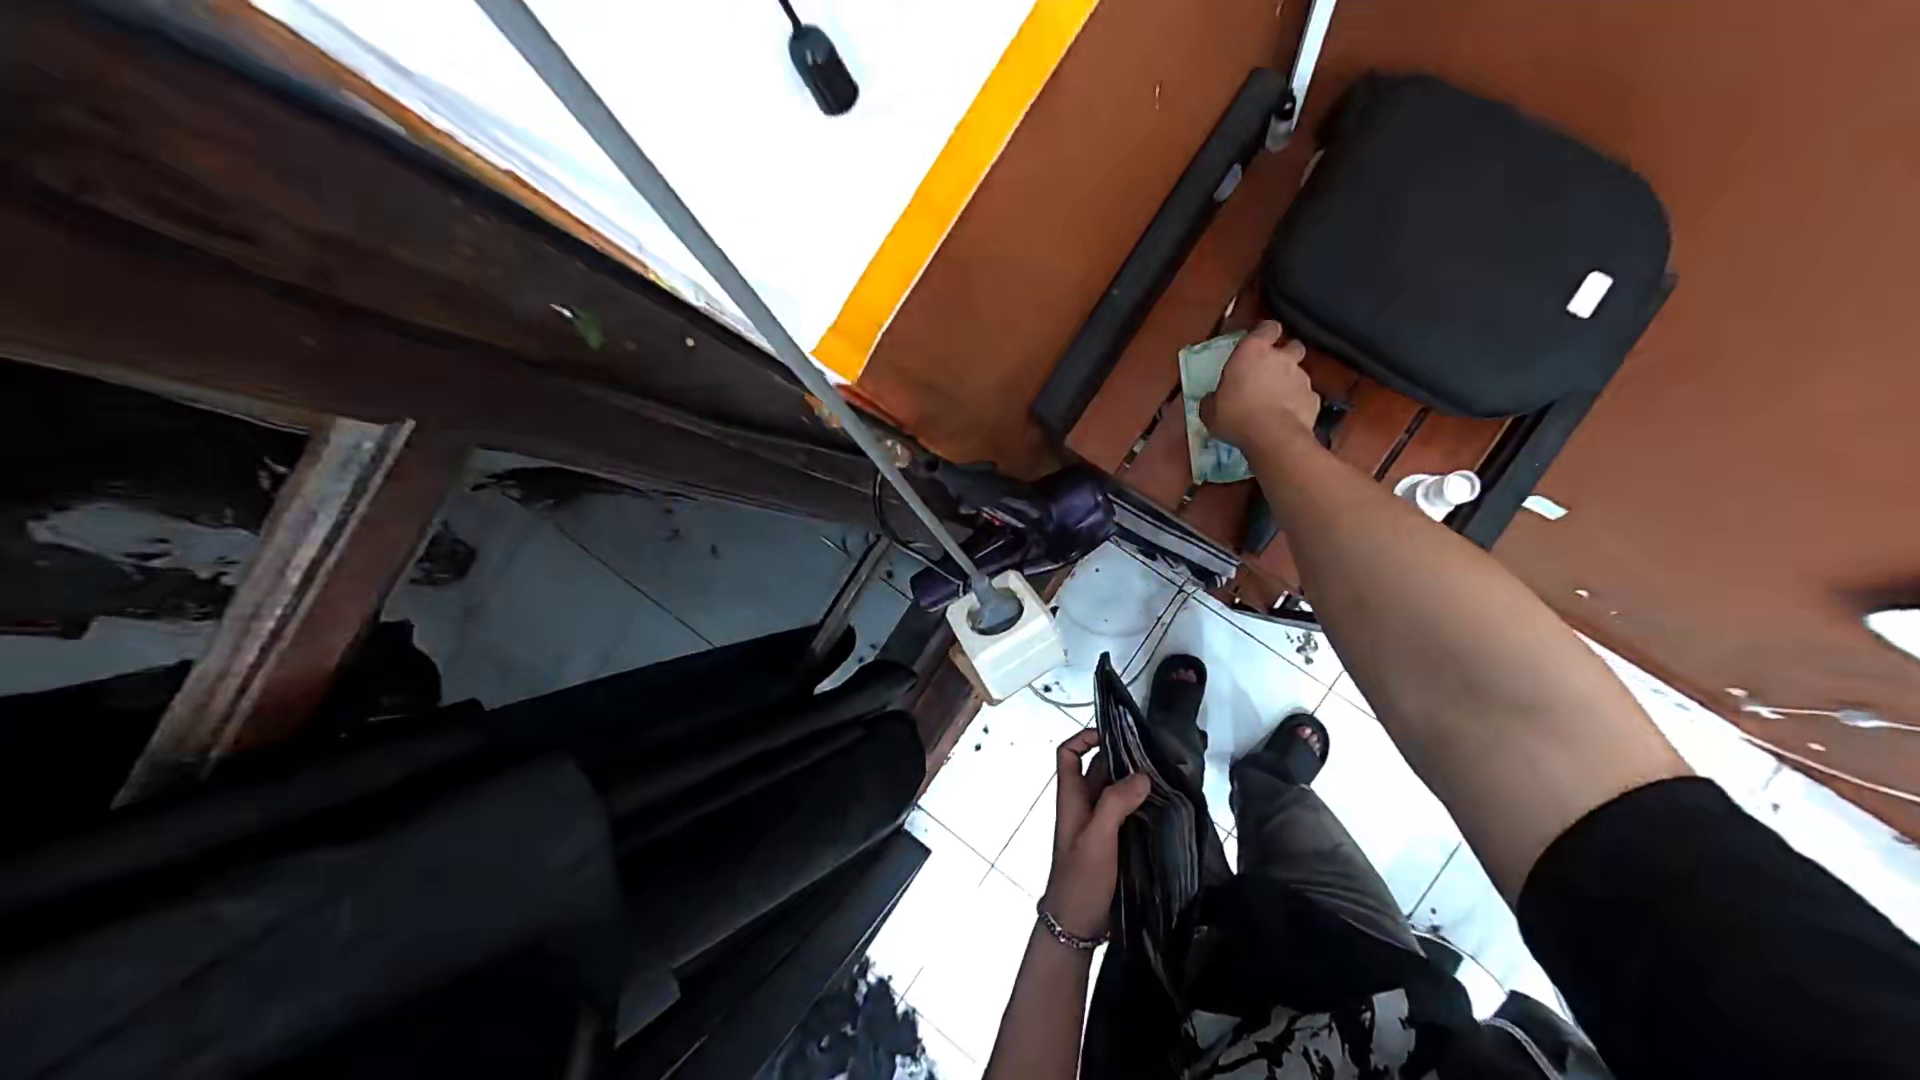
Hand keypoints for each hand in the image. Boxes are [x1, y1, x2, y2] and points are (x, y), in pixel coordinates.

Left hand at [1042, 730, 1151, 939]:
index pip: (1068, 754)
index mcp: (1071, 797)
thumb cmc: (1080, 878)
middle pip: (1099, 769)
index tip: (1113, 735)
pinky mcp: (1114, 843)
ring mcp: (1099, 824)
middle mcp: (1084, 805)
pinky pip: (1128, 814)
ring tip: (1167, 776)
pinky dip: (1143, 806)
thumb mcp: (1096, 837)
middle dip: (1122, 758)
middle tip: (1157, 754)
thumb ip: (1115, 803)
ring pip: (1116, 791)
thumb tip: (1141, 775)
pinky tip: (1165, 807)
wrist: (1077, 926)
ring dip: (1136, 782)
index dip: (1083, 738)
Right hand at [1201, 320, 1319, 449]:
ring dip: (1290, 382)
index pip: (1267, 328)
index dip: (1265, 333)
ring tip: (1277, 401)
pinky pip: (1306, 396)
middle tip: (1270, 372)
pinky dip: (1298, 403)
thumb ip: (1214, 398)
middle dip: (1285, 355)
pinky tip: (1288, 417)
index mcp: (1252, 351)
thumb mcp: (1211, 410)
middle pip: (1291, 346)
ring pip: (1299, 372)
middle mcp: (1281, 358)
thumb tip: (1213, 399)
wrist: (1272, 437)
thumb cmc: (1235, 416)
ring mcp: (1302, 377)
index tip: (1260, 342)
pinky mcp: (1314, 398)